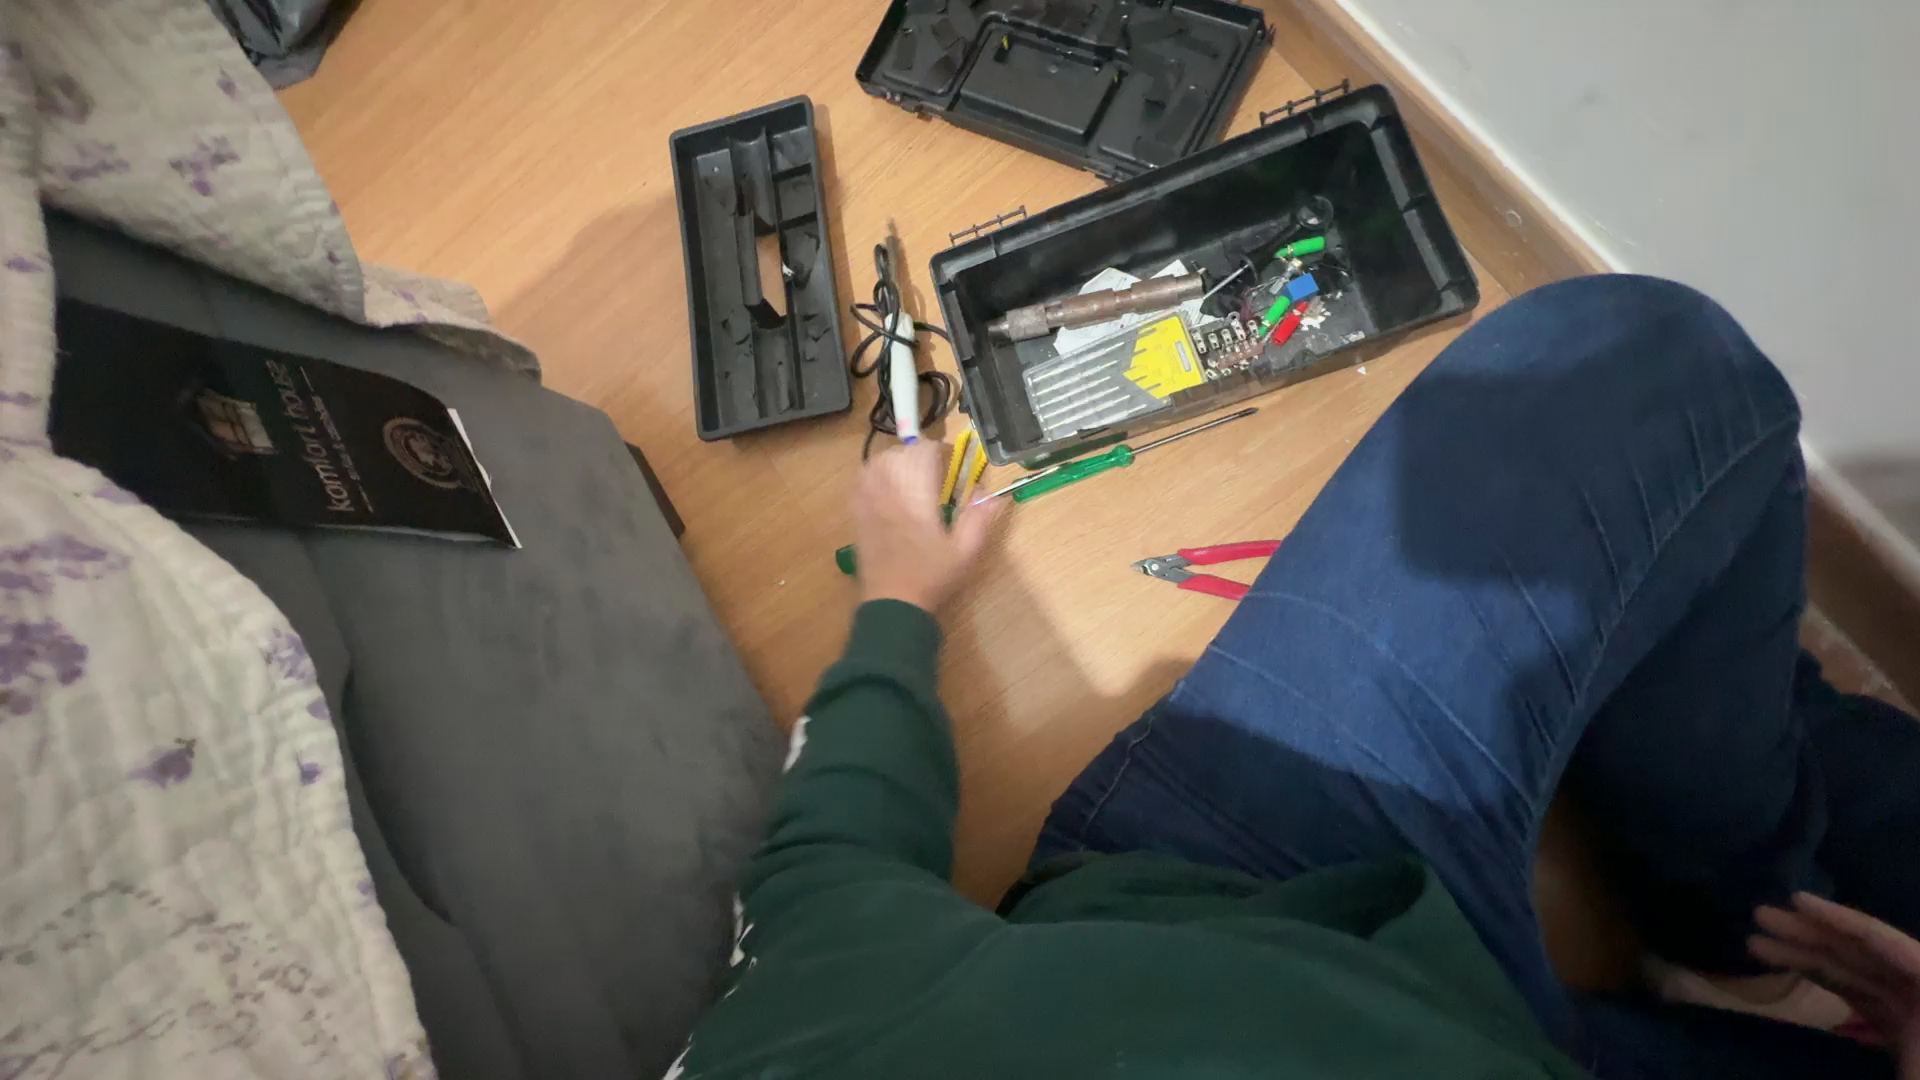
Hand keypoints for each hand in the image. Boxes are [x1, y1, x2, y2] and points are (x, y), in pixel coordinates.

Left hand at [853, 441, 1004, 612]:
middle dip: (918, 457)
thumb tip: (993, 493)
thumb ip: (979, 517)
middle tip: (933, 476)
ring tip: (910, 480)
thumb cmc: (932, 577)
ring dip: (896, 463)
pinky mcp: (855, 512)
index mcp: (916, 494)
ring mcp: (867, 500)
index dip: (940, 453)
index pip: (923, 450)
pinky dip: (875, 475)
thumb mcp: (965, 550)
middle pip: (899, 451)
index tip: (950, 468)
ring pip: (877, 461)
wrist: (892, 604)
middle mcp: (888, 490)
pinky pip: (861, 478)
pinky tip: (887, 491)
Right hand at [1751, 892, 1919, 1070]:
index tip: (1795, 901)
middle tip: (1757, 917)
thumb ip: (1880, 1000)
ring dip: (1811, 955)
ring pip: (1867, 977)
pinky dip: (1828, 980)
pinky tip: (1788, 971)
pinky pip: (1869, 999)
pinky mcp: (1913, 1042)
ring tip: (1754, 943)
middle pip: (1880, 959)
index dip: (1850, 922)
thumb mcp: (1911, 1066)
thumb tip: (1875, 992)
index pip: (1900, 951)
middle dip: (1817, 935)